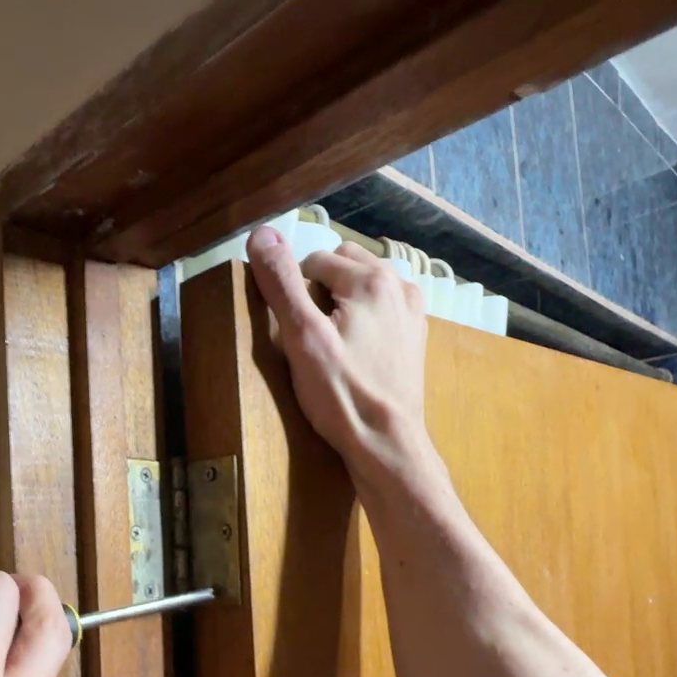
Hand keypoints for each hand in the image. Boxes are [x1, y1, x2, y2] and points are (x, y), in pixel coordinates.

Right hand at [245, 226, 431, 472]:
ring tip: (331, 340)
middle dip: (320, 289)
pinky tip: (355, 348)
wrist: (385, 442)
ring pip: (366, 283)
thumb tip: (260, 233)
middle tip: (308, 334)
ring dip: (343, 299)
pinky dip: (364, 315)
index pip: (313, 261)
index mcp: (370, 280)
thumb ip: (281, 284)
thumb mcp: (302, 339)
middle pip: (344, 264)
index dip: (294, 292)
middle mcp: (398, 285)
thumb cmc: (340, 394)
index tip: (292, 330)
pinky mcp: (415, 335)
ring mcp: (412, 310)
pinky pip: (383, 306)